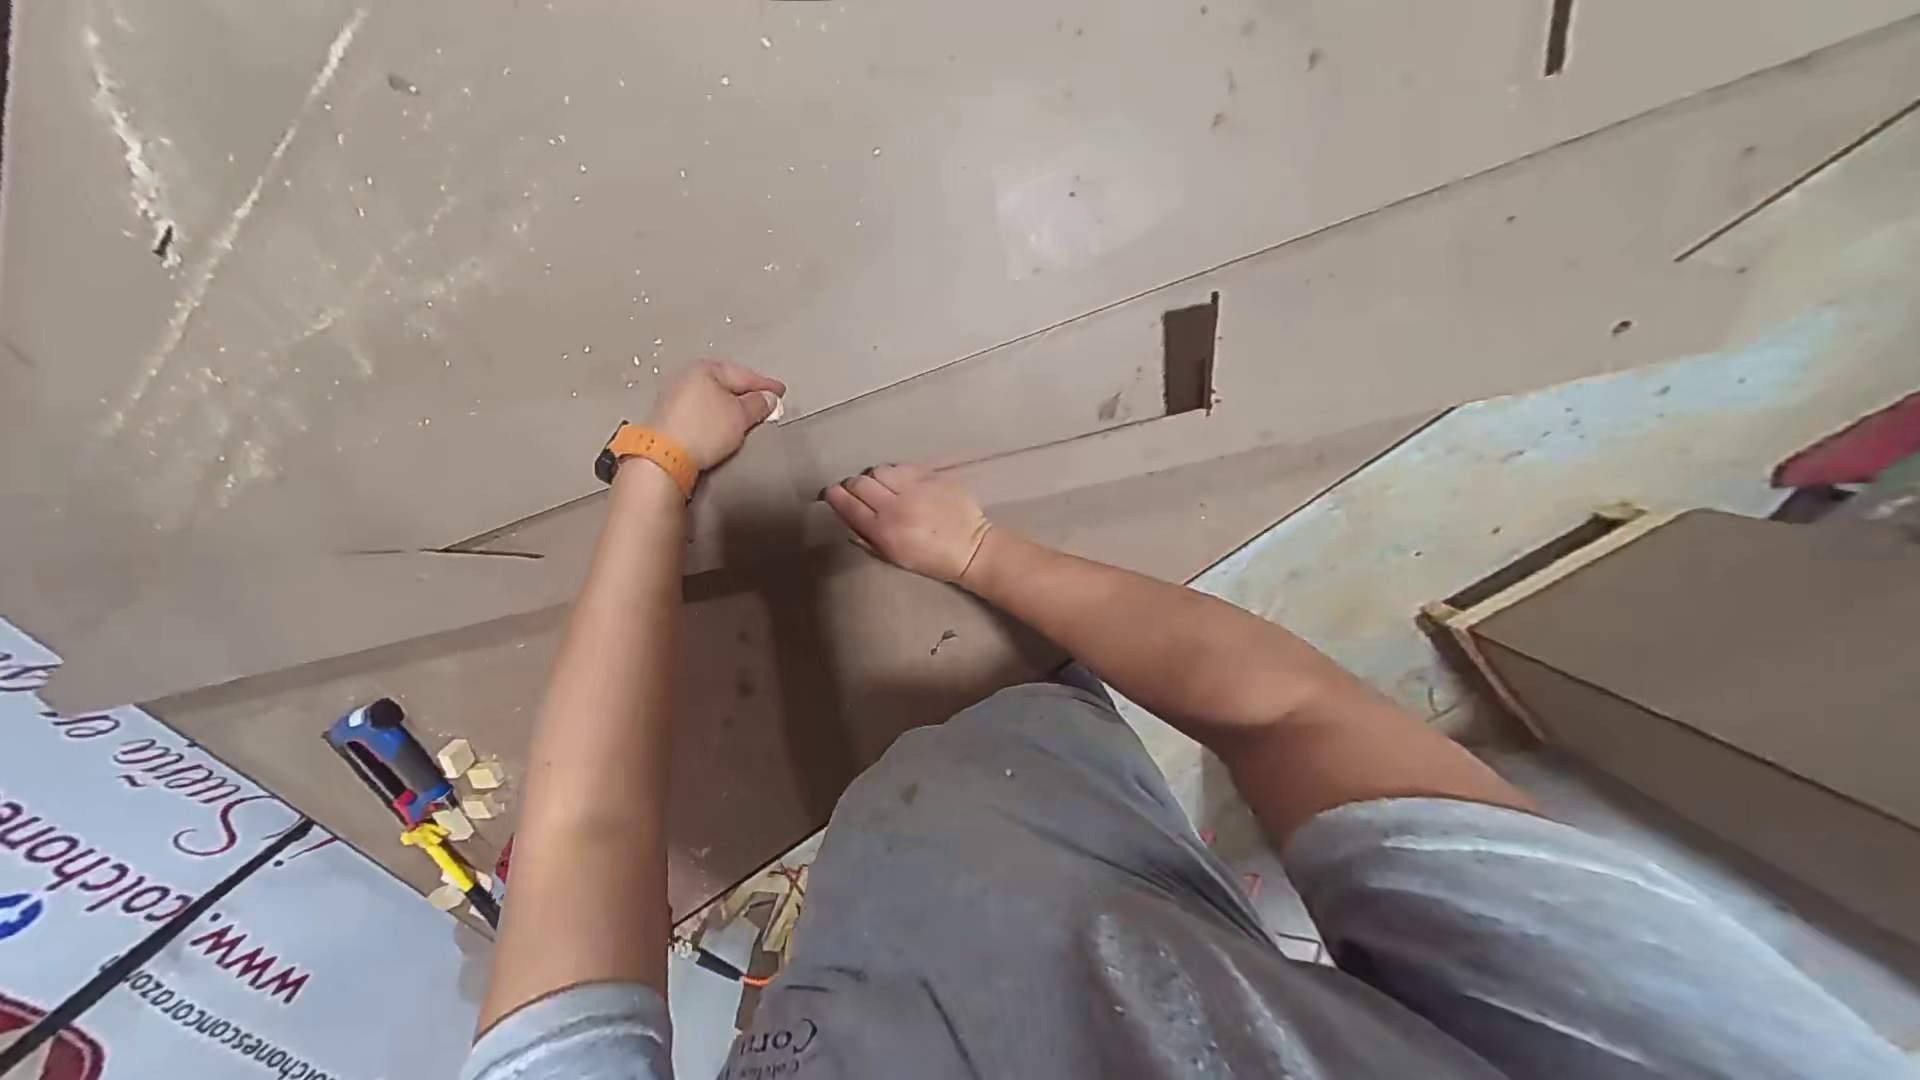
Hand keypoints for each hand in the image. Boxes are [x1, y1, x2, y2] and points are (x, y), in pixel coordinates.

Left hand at [647, 360, 786, 470]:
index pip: (743, 375)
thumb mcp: (741, 415)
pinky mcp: (670, 417)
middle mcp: (687, 377)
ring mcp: (675, 397)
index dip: (765, 385)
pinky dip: (717, 416)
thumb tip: (767, 398)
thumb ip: (758, 404)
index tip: (781, 392)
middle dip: (747, 395)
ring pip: (713, 398)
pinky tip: (725, 426)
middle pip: (726, 385)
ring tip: (748, 418)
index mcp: (704, 369)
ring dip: (731, 407)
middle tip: (766, 404)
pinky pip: (702, 411)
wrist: (665, 455)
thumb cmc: (705, 429)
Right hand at [823, 465, 993, 583]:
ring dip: (875, 478)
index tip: (832, 493)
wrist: (971, 548)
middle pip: (860, 483)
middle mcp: (897, 506)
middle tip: (858, 491)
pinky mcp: (932, 476)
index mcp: (885, 531)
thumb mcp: (893, 555)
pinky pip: (902, 467)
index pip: (849, 504)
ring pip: (879, 470)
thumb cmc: (930, 559)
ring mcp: (916, 488)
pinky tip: (902, 483)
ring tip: (882, 487)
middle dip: (854, 486)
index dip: (836, 496)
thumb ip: (866, 534)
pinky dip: (896, 474)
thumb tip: (844, 511)